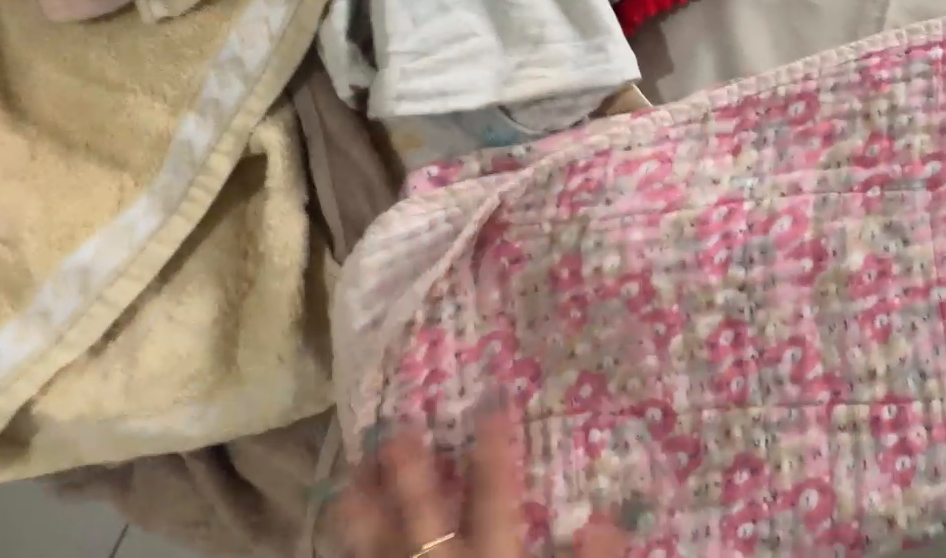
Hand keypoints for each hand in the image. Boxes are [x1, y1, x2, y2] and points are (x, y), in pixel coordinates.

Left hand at [338, 410, 626, 557]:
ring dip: (361, 516)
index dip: (493, 449)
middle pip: (422, 519)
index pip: (495, 497)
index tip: (490, 402)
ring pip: (378, 551)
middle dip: (408, 473)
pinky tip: (340, 544)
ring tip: (347, 478)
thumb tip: (605, 518)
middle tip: (392, 429)